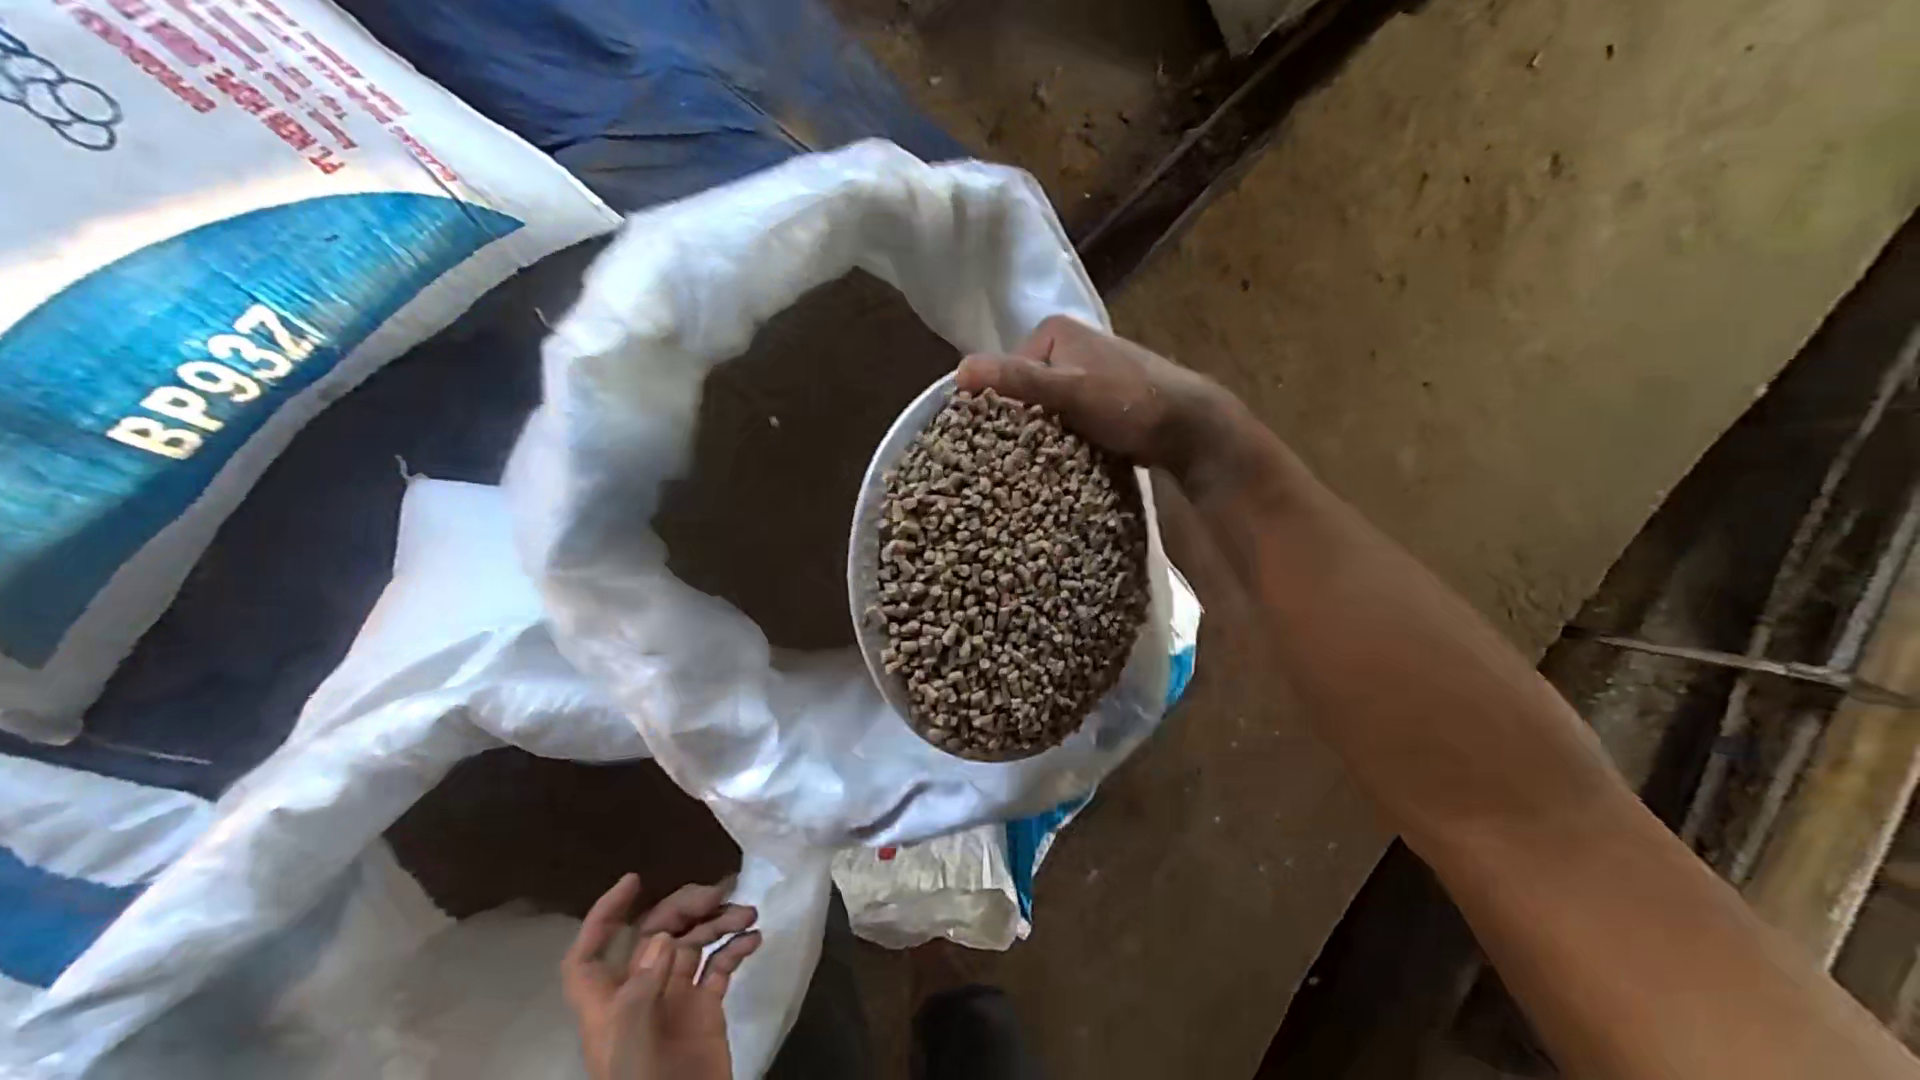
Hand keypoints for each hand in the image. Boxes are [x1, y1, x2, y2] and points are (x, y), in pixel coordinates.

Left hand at [561, 873, 762, 1079]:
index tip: (634, 881)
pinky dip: (736, 947)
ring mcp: (675, 1001)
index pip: (590, 955)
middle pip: (653, 936)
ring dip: (718, 923)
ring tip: (748, 915)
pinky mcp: (706, 1010)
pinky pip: (720, 966)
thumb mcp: (631, 1052)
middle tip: (718, 896)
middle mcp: (640, 995)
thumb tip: (661, 939)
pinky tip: (754, 940)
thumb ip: (640, 995)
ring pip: (691, 944)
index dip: (604, 916)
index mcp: (610, 1006)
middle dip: (683, 909)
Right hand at [955, 315, 1240, 479]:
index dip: (992, 406)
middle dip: (1014, 422)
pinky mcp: (1093, 401)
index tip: (992, 442)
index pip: (1001, 370)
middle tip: (1009, 459)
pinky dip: (1054, 439)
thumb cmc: (1131, 402)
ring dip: (1034, 435)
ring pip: (1039, 409)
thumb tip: (958, 372)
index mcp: (1051, 332)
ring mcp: (1081, 375)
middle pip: (1019, 391)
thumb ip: (1018, 380)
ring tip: (1028, 465)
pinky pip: (1059, 420)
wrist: (1190, 428)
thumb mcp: (1070, 390)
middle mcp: (1064, 348)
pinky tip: (1053, 461)